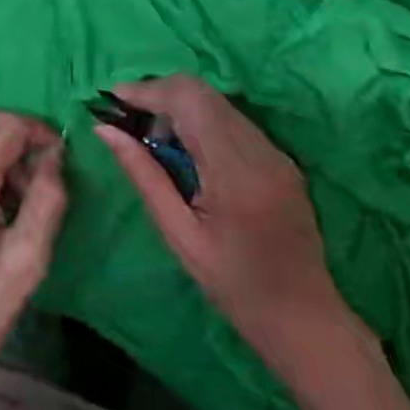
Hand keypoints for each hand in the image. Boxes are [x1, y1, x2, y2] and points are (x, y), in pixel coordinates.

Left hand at [0, 112, 67, 409]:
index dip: (41, 133)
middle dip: (24, 138)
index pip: (9, 126)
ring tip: (26, 196)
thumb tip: (55, 156)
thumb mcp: (29, 256)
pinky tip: (1, 203)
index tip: (62, 158)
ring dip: (6, 152)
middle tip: (46, 174)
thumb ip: (48, 196)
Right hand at [97, 75, 409, 409]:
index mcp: (235, 173)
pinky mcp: (280, 155)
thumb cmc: (234, 286)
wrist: (304, 318)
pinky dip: (200, 118)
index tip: (114, 97)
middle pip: (203, 92)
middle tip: (130, 119)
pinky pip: (232, 118)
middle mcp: (260, 150)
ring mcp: (275, 150)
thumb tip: (105, 130)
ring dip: (179, 104)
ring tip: (154, 136)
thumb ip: (143, 176)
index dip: (148, 91)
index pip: (189, 102)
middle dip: (160, 93)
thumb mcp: (180, 236)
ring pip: (217, 101)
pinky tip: (185, 148)